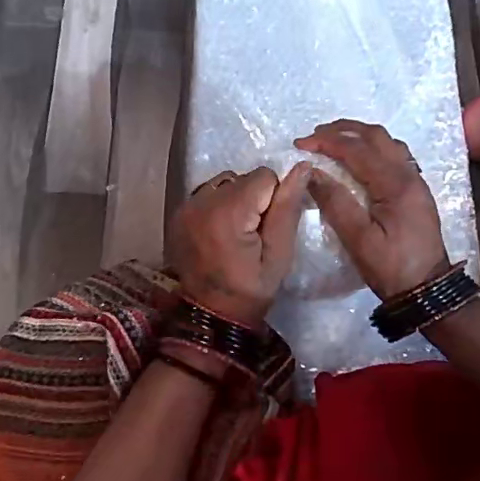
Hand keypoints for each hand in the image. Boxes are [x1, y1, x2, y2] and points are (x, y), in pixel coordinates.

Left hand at [167, 163, 311, 323]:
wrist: (211, 313)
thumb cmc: (250, 289)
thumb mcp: (279, 254)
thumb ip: (287, 209)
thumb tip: (301, 167)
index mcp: (228, 213)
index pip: (264, 176)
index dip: (274, 200)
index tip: (267, 229)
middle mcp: (201, 202)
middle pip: (241, 177)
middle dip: (253, 199)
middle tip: (252, 233)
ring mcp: (185, 207)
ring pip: (223, 182)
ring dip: (234, 200)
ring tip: (235, 232)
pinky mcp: (178, 214)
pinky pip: (206, 194)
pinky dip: (217, 206)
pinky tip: (219, 232)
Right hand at [295, 121, 448, 297]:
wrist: (428, 290)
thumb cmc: (391, 267)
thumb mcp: (358, 239)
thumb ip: (335, 203)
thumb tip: (312, 173)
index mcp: (396, 184)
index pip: (357, 150)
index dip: (327, 142)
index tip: (300, 144)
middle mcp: (409, 175)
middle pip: (376, 137)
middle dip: (344, 130)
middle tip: (315, 135)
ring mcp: (416, 182)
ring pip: (388, 144)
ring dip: (360, 136)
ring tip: (334, 141)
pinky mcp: (416, 192)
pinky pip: (395, 157)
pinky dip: (374, 149)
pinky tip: (360, 159)